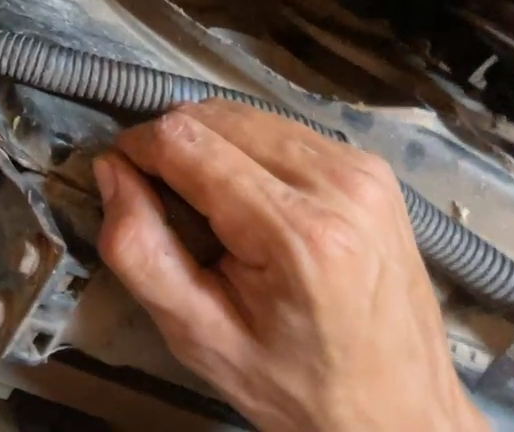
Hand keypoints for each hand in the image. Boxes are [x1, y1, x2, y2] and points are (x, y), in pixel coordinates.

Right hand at [93, 100, 486, 431]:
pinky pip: (274, 126)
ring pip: (239, 113)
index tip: (126, 183)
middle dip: (169, 146)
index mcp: (296, 233)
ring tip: (209, 203)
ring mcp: (361, 169)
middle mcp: (337, 184)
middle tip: (168, 204)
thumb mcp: (194, 334)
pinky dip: (242, 147)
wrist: (403, 417)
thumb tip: (110, 168)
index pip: (183, 140)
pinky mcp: (369, 166)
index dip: (138, 150)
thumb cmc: (292, 385)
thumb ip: (136, 248)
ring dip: (205, 143)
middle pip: (209, 116)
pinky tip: (249, 196)